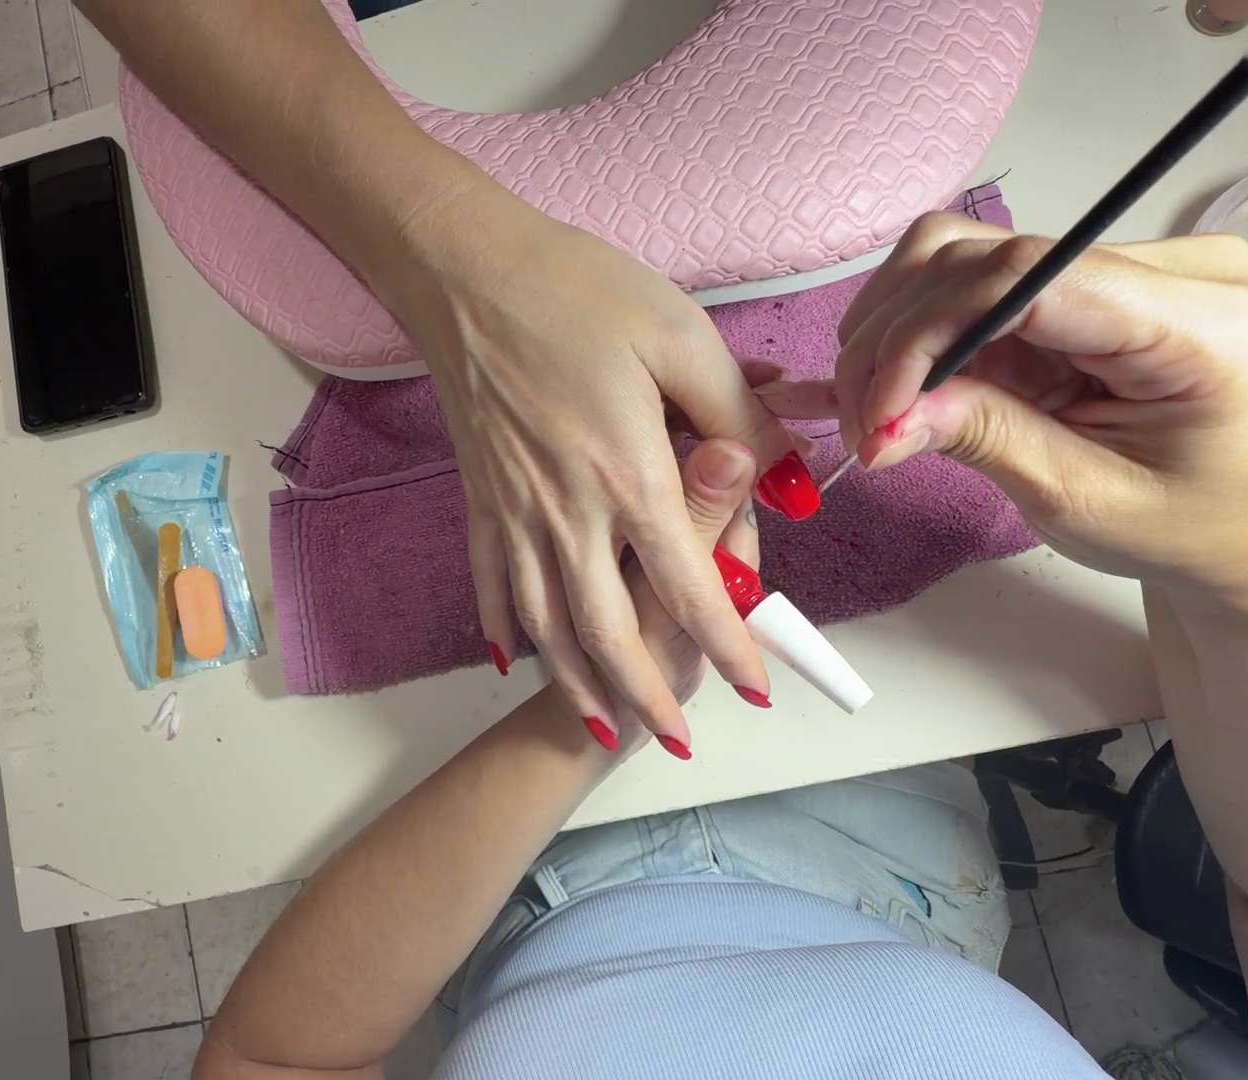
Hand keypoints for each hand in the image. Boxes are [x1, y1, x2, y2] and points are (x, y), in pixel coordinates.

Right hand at [393, 187, 805, 752]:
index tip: (753, 685)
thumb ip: (736, 418)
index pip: (688, 582)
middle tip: (672, 736)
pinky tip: (510, 658)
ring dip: (573, 680)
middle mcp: (565, 511)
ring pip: (544, 622)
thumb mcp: (679, 337)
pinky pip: (489, 580)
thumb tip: (781, 481)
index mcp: (625, 473)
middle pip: (605, 628)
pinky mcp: (479, 498)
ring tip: (595, 722)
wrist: (465, 275)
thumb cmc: (575, 293)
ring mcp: (513, 511)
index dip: (725, 640)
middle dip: (644, 692)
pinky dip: (501, 627)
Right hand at [754, 213, 1247, 599]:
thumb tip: (880, 425)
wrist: (1231, 526)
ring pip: (951, 257)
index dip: (925, 336)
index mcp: (1201, 325)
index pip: (1028, 278)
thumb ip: (985, 440)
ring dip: (887, 332)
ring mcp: (1108, 269)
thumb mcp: (1081, 498)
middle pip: (975, 259)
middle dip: (892, 344)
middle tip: (861, 427)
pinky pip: (957, 282)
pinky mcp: (1065, 287)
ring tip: (872, 408)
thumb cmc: (1180, 524)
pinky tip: (886, 378)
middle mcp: (1161, 268)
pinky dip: (903, 329)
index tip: (875, 414)